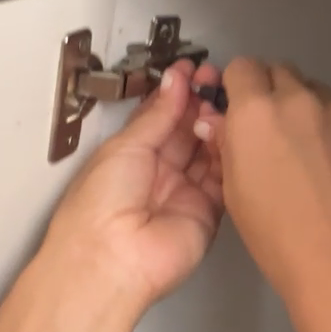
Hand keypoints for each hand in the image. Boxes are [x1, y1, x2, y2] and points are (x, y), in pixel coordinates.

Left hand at [36, 60, 225, 310]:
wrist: (110, 262)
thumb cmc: (97, 209)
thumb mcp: (125, 146)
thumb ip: (157, 113)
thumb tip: (173, 81)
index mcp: (132, 156)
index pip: (162, 115)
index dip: (178, 91)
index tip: (193, 69)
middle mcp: (159, 172)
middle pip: (187, 130)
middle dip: (201, 102)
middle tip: (215, 77)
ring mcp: (184, 191)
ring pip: (208, 149)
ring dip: (216, 123)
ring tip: (225, 98)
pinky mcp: (208, 211)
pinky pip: (224, 177)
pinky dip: (230, 153)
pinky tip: (233, 129)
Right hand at [204, 58, 330, 313]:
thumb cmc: (276, 237)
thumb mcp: (234, 190)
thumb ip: (227, 141)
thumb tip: (220, 118)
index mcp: (257, 111)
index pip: (243, 66)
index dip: (240, 86)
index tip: (243, 107)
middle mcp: (300, 98)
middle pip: (282, 72)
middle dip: (274, 92)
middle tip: (277, 132)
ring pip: (318, 94)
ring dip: (310, 111)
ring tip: (315, 157)